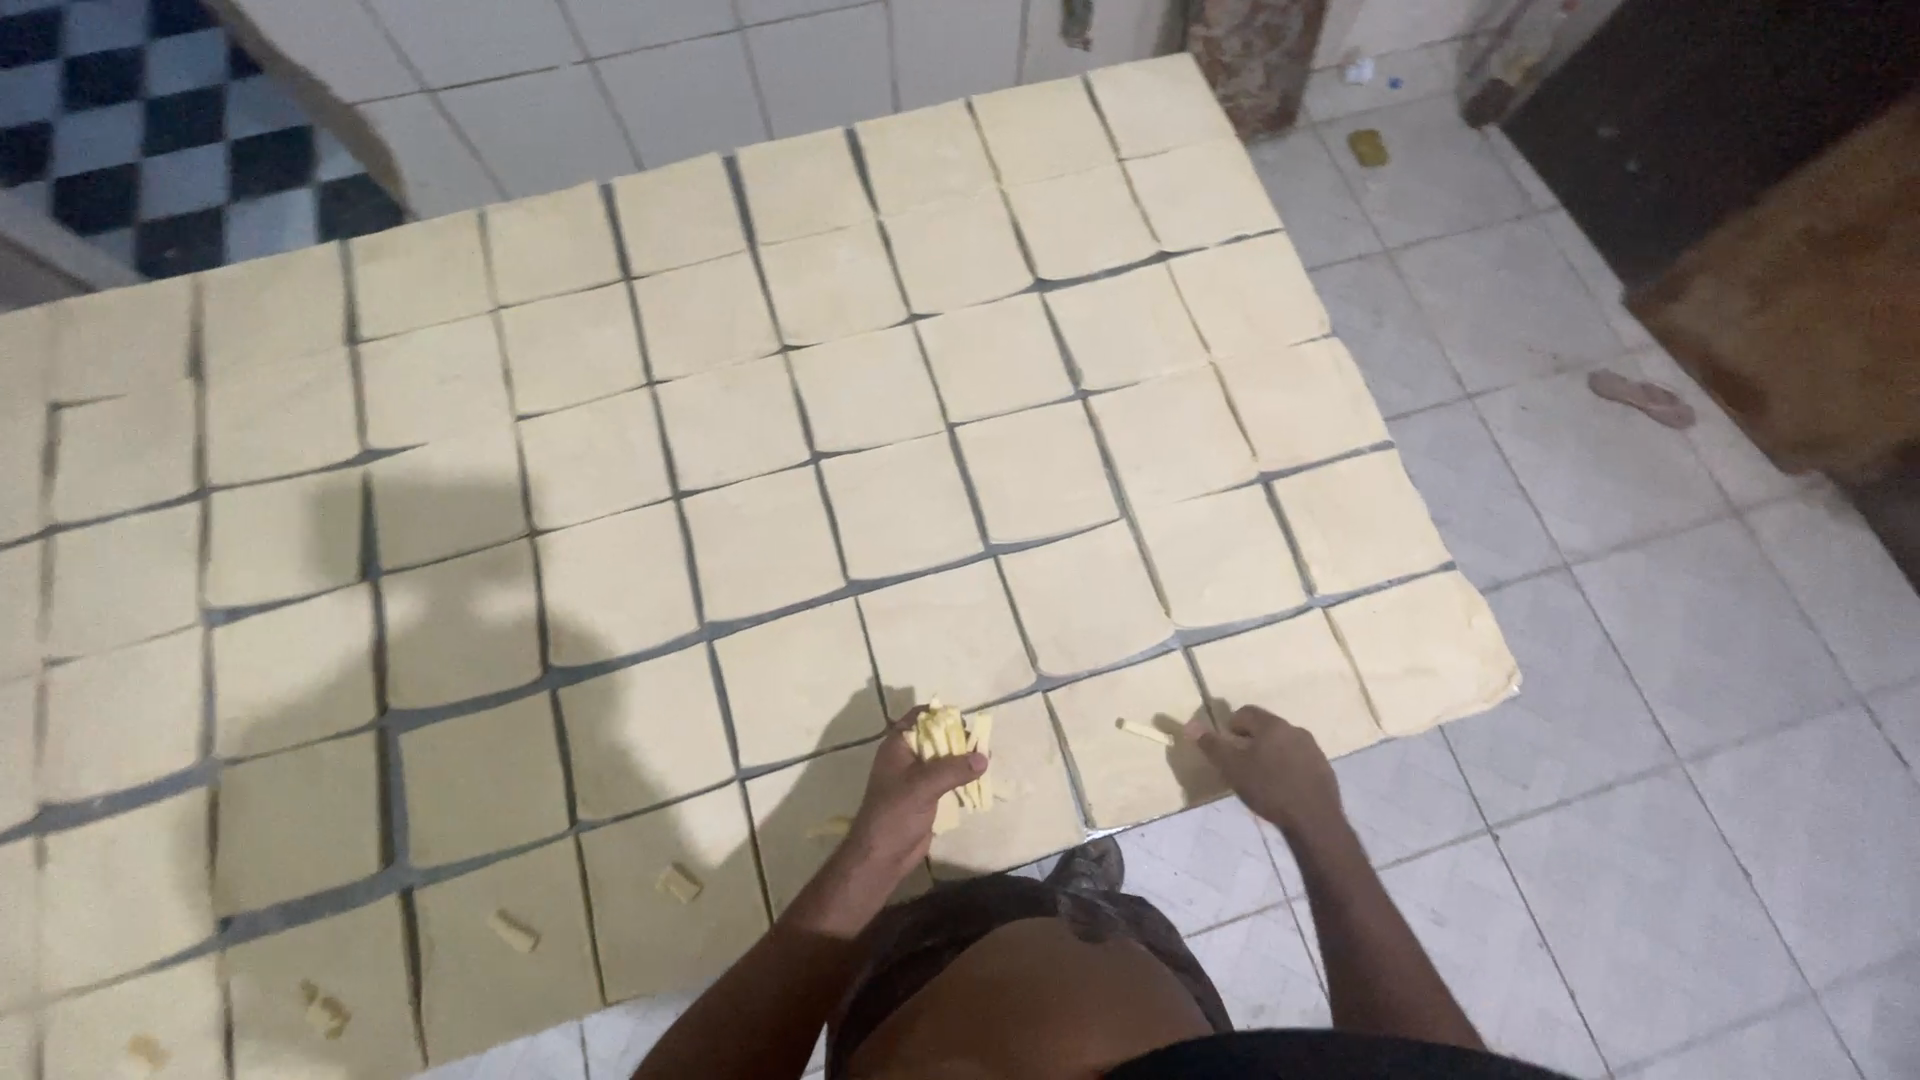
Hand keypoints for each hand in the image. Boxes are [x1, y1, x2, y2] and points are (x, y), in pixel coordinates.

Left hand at [842, 707, 986, 877]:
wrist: (881, 856)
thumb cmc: (894, 814)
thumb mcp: (923, 786)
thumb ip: (953, 770)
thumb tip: (984, 758)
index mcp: (897, 746)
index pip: (919, 717)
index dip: (940, 714)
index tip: (963, 720)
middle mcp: (907, 757)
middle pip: (935, 736)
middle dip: (958, 737)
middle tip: (981, 744)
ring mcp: (916, 777)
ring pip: (943, 758)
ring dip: (962, 758)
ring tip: (985, 760)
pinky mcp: (926, 795)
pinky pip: (947, 778)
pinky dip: (961, 776)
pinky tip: (978, 779)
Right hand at [1188, 706, 1346, 838]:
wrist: (1314, 820)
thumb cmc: (1268, 789)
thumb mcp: (1232, 768)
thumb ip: (1211, 745)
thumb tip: (1190, 725)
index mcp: (1272, 725)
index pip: (1246, 712)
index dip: (1231, 725)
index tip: (1226, 746)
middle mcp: (1295, 729)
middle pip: (1265, 726)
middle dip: (1250, 739)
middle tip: (1240, 762)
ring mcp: (1313, 749)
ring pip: (1283, 742)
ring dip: (1270, 752)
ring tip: (1261, 775)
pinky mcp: (1324, 768)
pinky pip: (1299, 758)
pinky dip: (1287, 765)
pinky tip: (1282, 786)